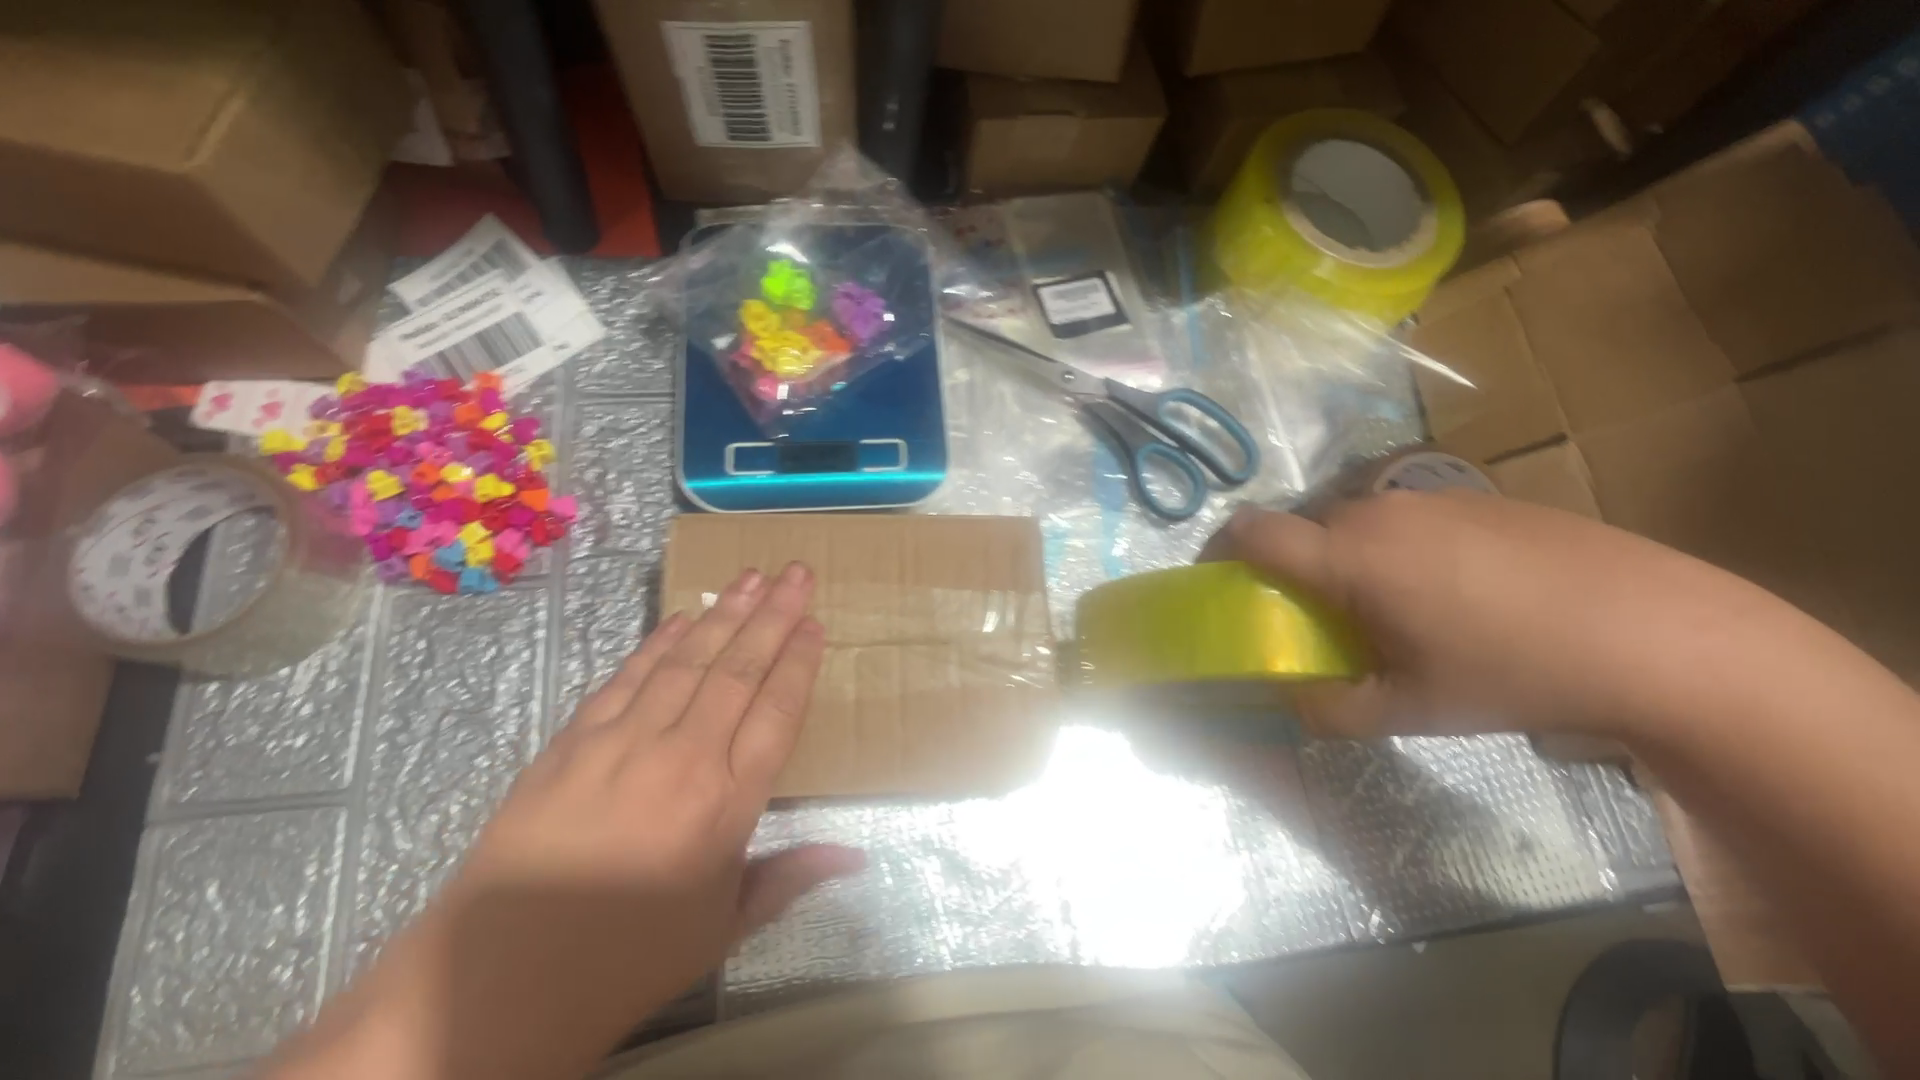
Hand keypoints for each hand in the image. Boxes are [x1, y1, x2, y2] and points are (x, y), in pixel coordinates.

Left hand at [268, 562, 863, 1079]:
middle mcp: (682, 757)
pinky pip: (627, 677)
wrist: (503, 973)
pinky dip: (659, 642)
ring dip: (723, 615)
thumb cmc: (629, 957)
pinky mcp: (573, 741)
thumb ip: (789, 878)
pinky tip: (683, 618)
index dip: (799, 663)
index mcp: (726, 804)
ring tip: (752, 578)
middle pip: (737, 671)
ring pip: (686, 662)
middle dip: (773, 617)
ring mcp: (623, 742)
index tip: (815, 623)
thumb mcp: (722, 929)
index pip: (775, 713)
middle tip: (797, 572)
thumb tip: (856, 856)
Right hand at [1205, 492, 1816, 742]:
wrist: (1658, 631)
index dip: (1219, 556)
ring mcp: (1434, 497)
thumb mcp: (1409, 709)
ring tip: (1391, 612)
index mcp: (1349, 555)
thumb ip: (1326, 706)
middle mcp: (1378, 509)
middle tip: (1318, 622)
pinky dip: (1398, 551)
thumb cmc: (1514, 673)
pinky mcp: (1480, 497)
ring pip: (1356, 522)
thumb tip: (1286, 697)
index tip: (1222, 591)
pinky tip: (1454, 596)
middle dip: (1292, 571)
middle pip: (1303, 528)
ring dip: (1346, 560)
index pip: (1249, 532)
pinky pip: (1407, 518)